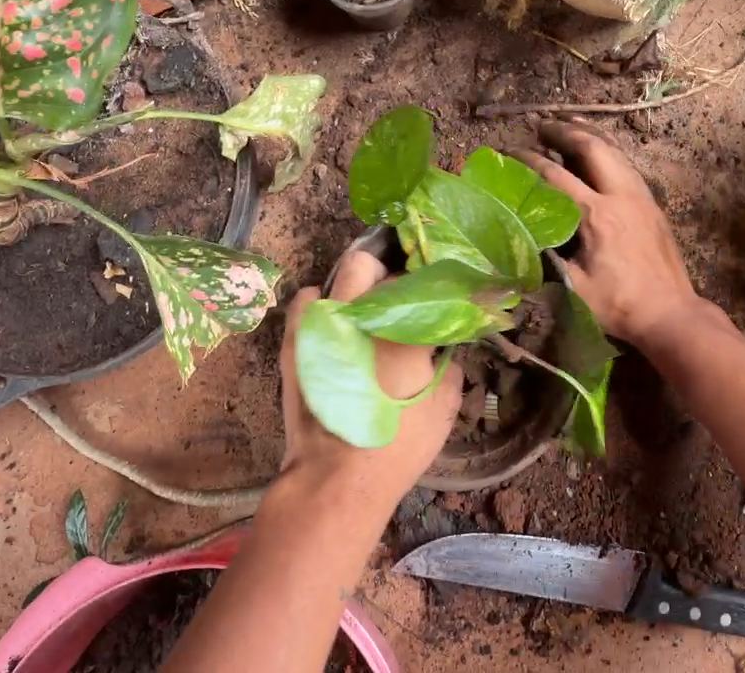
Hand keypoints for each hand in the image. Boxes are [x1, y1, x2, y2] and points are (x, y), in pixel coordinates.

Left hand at [277, 250, 462, 507]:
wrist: (337, 479)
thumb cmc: (398, 445)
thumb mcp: (445, 405)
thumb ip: (448, 363)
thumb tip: (441, 346)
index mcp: (402, 325)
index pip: (419, 283)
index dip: (430, 292)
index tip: (436, 305)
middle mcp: (360, 312)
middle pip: (373, 265)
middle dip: (390, 278)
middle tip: (401, 304)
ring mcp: (323, 323)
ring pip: (341, 276)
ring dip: (357, 287)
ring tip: (367, 312)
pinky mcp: (296, 341)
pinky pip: (307, 301)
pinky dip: (322, 304)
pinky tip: (335, 322)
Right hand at [512, 120, 716, 347]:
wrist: (671, 314)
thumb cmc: (619, 305)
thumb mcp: (573, 287)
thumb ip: (546, 258)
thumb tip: (521, 236)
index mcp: (597, 215)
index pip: (557, 175)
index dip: (530, 159)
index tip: (510, 149)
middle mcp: (621, 196)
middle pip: (592, 147)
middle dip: (565, 131)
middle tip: (542, 125)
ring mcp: (641, 197)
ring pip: (615, 151)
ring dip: (590, 134)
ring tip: (569, 124)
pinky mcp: (652, 204)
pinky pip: (627, 164)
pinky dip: (608, 149)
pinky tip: (600, 150)